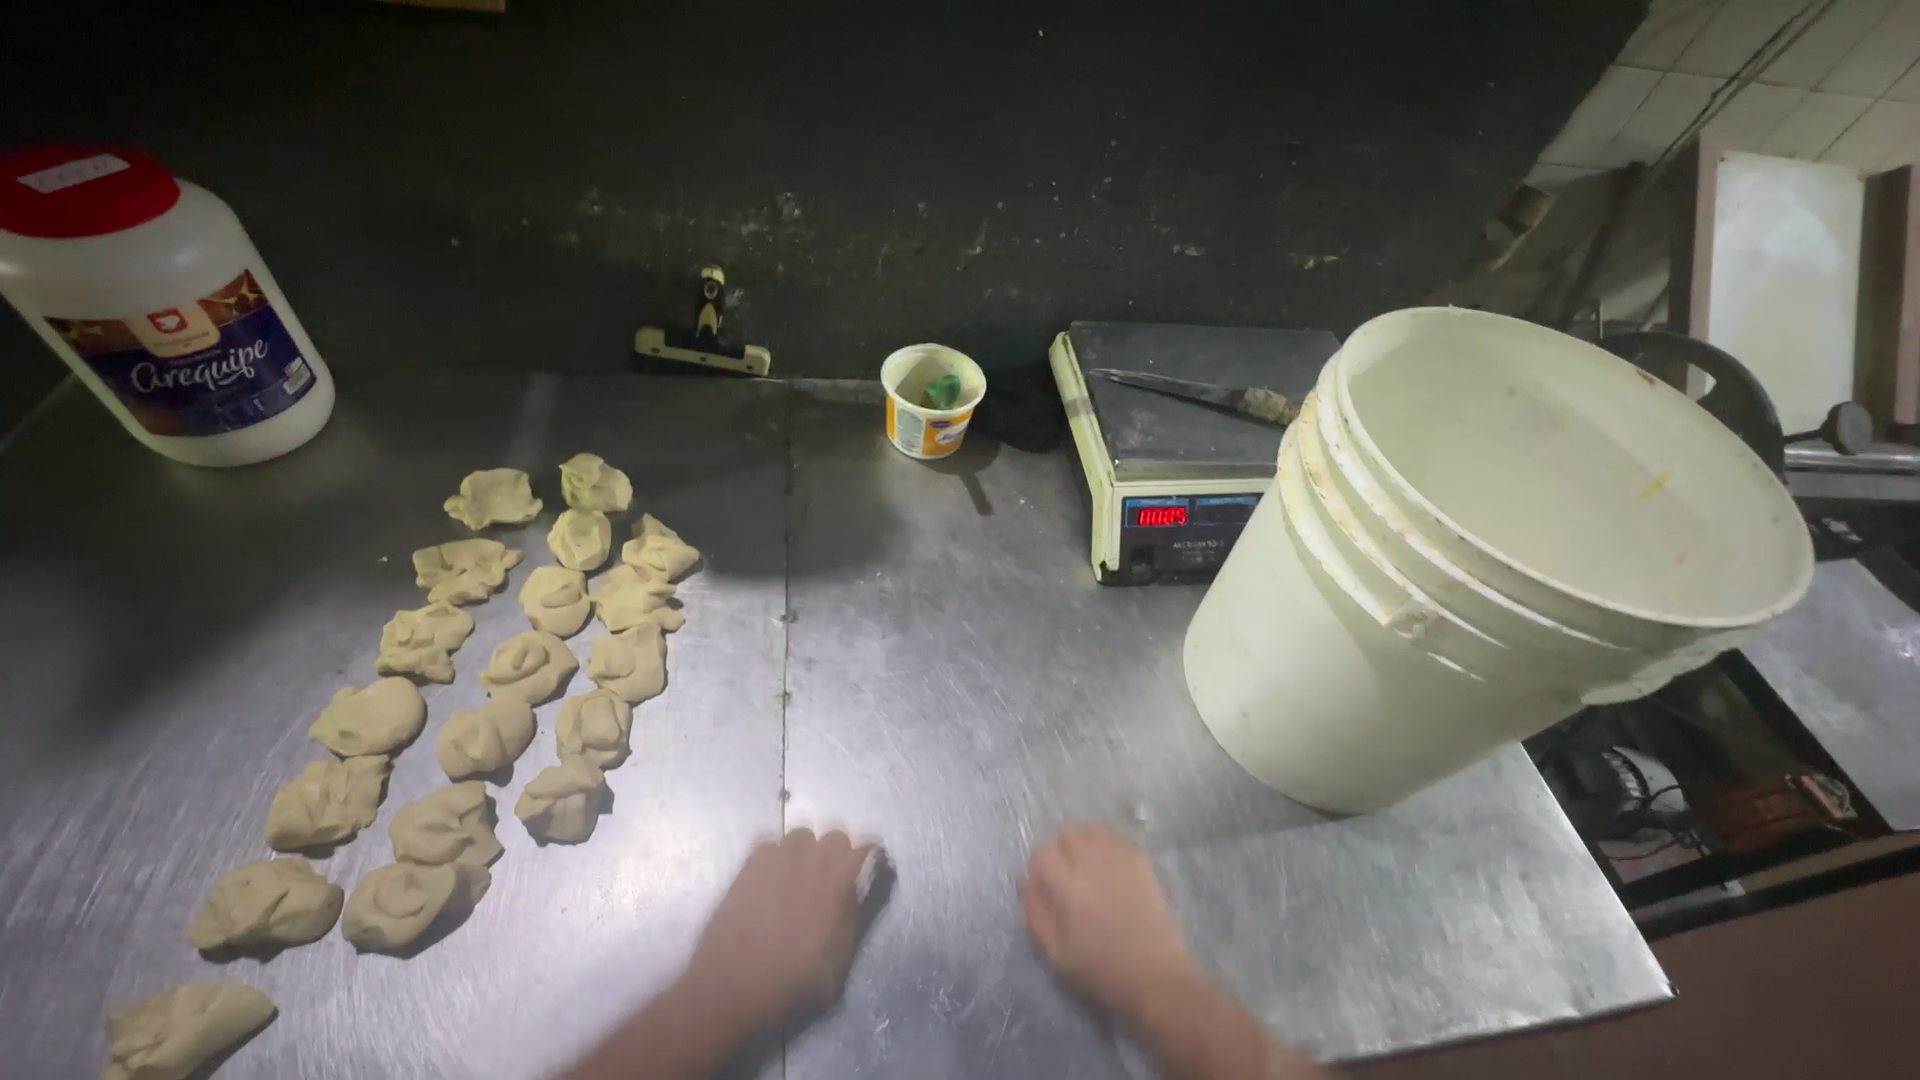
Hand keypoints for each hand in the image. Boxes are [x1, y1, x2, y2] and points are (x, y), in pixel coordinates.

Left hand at [685, 827, 874, 1028]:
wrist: (729, 990)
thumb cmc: (789, 985)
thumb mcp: (837, 965)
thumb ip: (853, 919)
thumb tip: (859, 890)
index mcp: (837, 883)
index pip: (865, 849)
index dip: (870, 858)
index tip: (868, 871)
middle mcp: (810, 861)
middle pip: (834, 836)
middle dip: (838, 854)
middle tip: (832, 880)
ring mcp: (776, 860)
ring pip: (801, 835)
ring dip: (807, 851)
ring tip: (799, 877)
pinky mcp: (748, 867)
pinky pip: (769, 845)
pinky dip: (776, 857)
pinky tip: (771, 880)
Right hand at [1018, 823, 1198, 1017]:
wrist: (1155, 975)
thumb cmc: (1101, 969)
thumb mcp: (1056, 953)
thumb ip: (1034, 912)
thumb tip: (1023, 880)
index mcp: (1068, 885)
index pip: (1042, 852)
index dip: (1038, 868)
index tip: (1045, 887)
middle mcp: (1092, 862)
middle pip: (1066, 833)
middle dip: (1060, 850)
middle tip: (1065, 877)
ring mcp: (1119, 858)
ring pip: (1091, 829)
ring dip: (1082, 844)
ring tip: (1087, 869)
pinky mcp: (1141, 861)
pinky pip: (1115, 838)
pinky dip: (1105, 845)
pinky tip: (1108, 869)